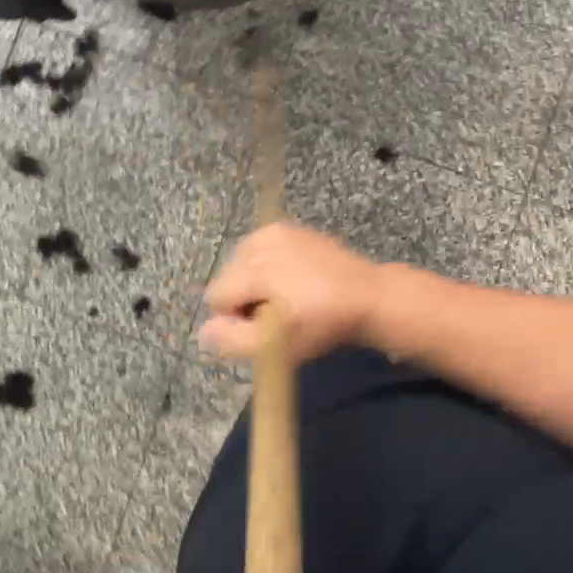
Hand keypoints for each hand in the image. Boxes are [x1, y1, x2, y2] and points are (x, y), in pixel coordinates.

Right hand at [199, 223, 392, 363]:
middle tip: (276, 312)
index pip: (216, 295)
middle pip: (228, 275)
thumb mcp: (278, 346)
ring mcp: (278, 230)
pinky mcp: (292, 227)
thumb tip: (204, 330)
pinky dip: (268, 263)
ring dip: (254, 279)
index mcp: (256, 270)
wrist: (367, 296)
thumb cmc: (323, 324)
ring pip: (242, 260)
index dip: (234, 317)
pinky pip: (262, 247)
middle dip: (243, 296)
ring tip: (285, 295)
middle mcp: (262, 242)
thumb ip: (234, 339)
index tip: (262, 326)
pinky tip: (292, 278)